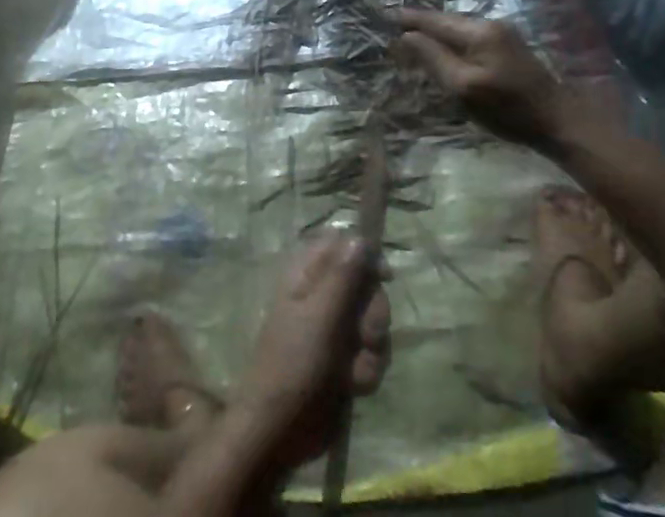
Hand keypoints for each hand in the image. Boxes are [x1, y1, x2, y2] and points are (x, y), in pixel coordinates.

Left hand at [236, 234, 390, 469]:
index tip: (384, 277)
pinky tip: (352, 386)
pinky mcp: (344, 358)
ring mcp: (334, 328)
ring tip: (352, 370)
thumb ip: (342, 275)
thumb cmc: (293, 362)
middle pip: (367, 285)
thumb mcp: (320, 314)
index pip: (343, 245)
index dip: (366, 257)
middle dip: (372, 315)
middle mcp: (321, 295)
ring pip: (374, 322)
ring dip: (370, 350)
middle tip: (363, 336)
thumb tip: (360, 237)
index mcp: (306, 274)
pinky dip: (366, 369)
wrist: (280, 427)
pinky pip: (372, 352)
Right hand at [393, 9, 577, 149]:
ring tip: (411, 36)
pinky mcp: (508, 47)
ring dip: (435, 32)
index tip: (384, 14)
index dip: (408, 18)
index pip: (434, 20)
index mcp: (478, 31)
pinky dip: (450, 41)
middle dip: (420, 23)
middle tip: (393, 26)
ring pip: (458, 29)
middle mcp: (490, 24)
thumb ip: (433, 58)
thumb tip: (407, 36)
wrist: (557, 120)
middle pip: (446, 21)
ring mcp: (502, 34)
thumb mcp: (463, 86)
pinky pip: (469, 38)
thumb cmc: (506, 108)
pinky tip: (441, 48)